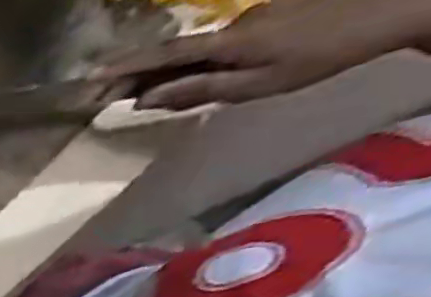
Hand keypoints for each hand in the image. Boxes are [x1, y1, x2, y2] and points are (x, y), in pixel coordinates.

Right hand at [104, 0, 430, 109]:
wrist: (396, 8)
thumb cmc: (325, 55)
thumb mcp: (258, 84)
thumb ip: (199, 91)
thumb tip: (145, 100)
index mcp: (230, 43)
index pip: (165, 56)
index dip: (125, 66)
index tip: (89, 78)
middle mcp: (234, 25)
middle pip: (172, 53)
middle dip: (132, 74)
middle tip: (98, 97)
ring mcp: (250, 18)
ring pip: (193, 51)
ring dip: (160, 72)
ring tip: (130, 94)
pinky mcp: (265, 18)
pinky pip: (214, 46)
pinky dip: (190, 65)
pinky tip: (183, 80)